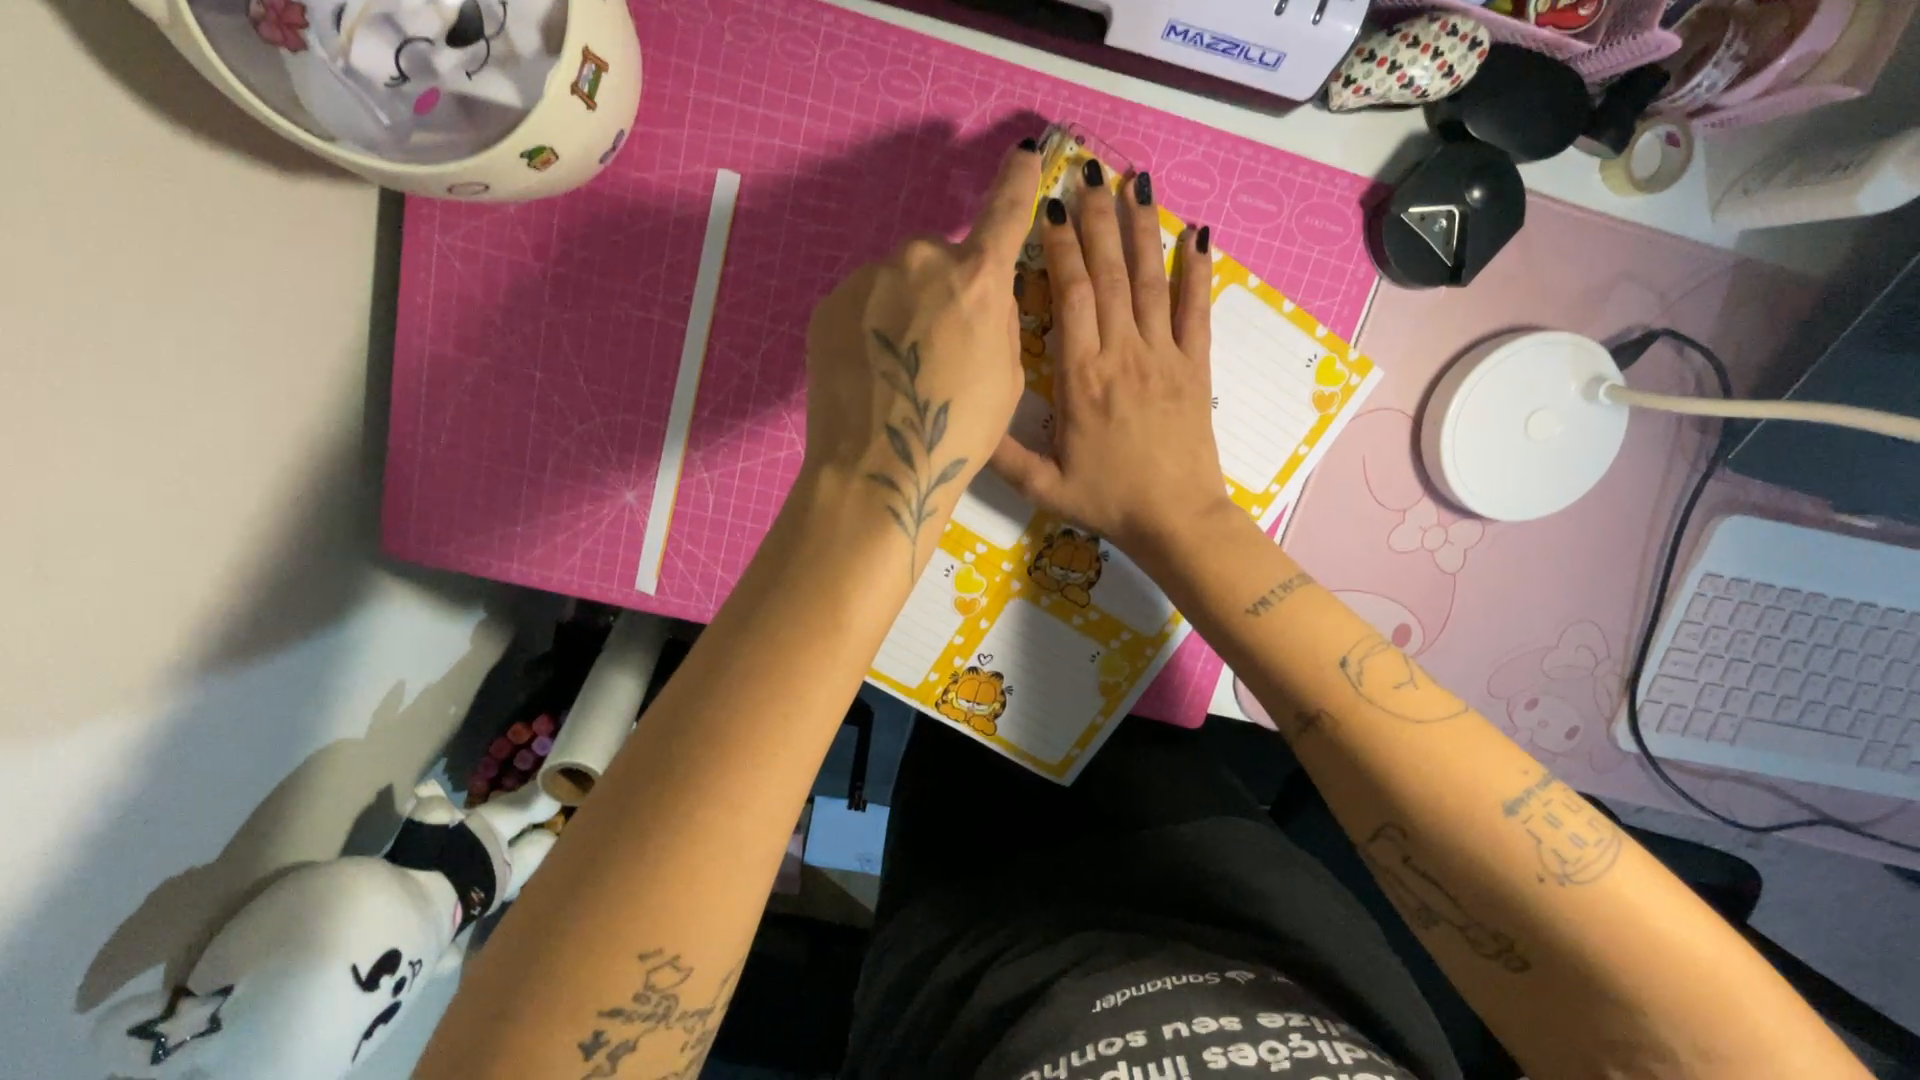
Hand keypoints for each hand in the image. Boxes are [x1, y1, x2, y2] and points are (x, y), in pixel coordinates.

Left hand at [803, 142, 1040, 568]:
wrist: (878, 467)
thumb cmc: (958, 431)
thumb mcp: (1008, 375)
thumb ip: (999, 318)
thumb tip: (982, 291)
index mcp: (976, 279)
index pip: (1004, 212)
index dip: (1017, 181)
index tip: (1022, 151)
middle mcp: (920, 261)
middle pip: (941, 261)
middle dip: (946, 291)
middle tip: (942, 349)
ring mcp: (867, 280)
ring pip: (898, 282)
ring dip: (904, 308)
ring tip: (901, 368)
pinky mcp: (830, 304)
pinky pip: (863, 303)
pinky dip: (870, 326)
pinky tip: (871, 370)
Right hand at [989, 164, 1232, 555]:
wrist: (1177, 521)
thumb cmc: (1107, 502)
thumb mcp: (1043, 486)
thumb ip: (1000, 454)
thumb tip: (959, 422)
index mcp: (1081, 378)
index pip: (1070, 296)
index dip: (1061, 248)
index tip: (1052, 206)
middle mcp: (1122, 354)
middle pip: (1109, 273)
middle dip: (1097, 218)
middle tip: (1088, 168)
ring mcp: (1163, 356)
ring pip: (1150, 279)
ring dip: (1141, 227)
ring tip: (1135, 179)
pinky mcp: (1194, 366)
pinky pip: (1196, 309)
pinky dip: (1196, 269)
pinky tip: (1197, 232)